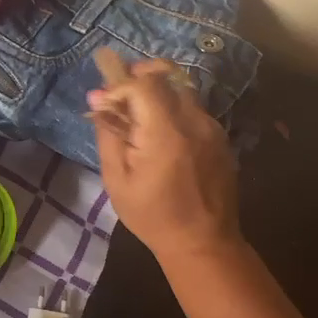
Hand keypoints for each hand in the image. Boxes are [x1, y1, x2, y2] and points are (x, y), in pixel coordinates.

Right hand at [89, 59, 240, 263]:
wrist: (202, 241)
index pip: (144, 84)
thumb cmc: (151, 215)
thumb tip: (98, 101)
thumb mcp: (117, 179)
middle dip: (138, 78)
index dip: (119, 86)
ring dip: (156, 93)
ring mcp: (211, 128)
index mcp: (165, 133)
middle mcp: (194, 122)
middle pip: (167, 77)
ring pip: (182, 90)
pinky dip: (171, 109)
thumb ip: (109, 134)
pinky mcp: (219, 137)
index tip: (102, 104)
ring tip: (135, 118)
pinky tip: (158, 135)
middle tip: (117, 96)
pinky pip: (192, 109)